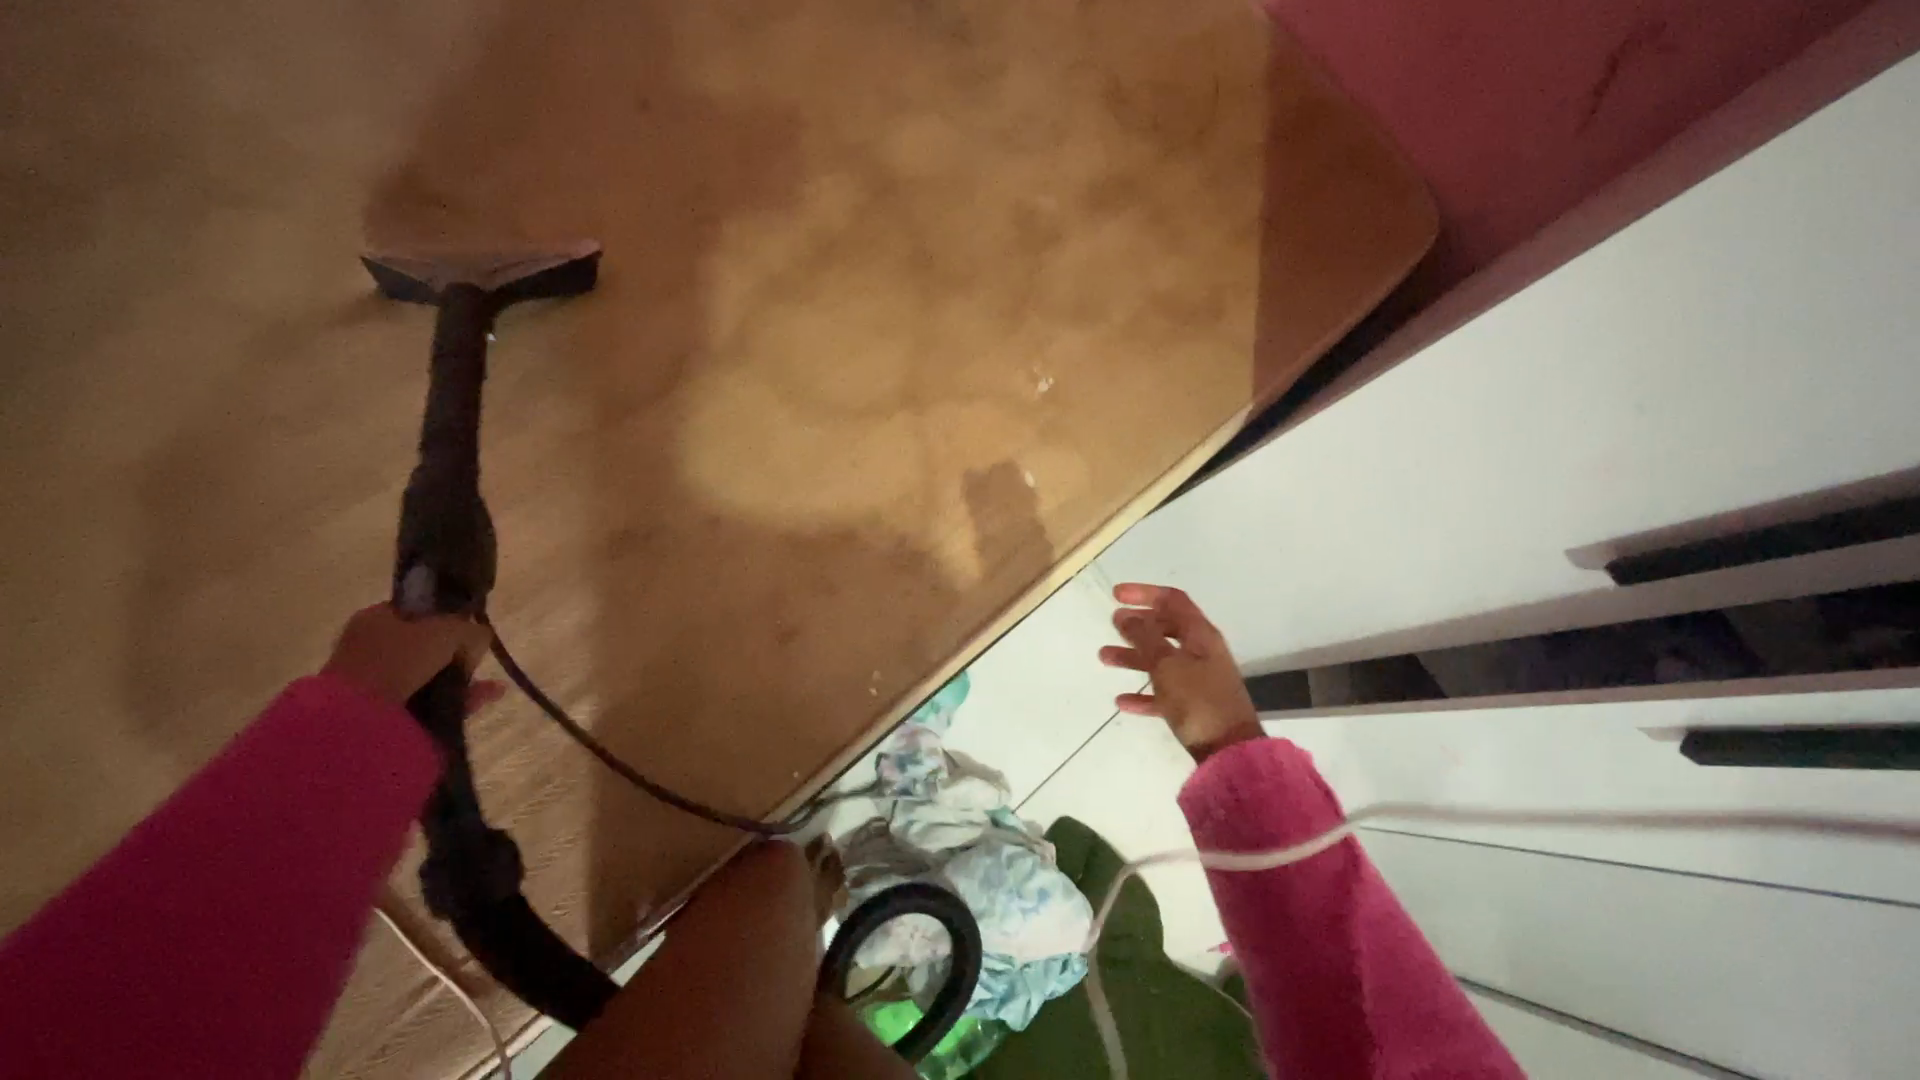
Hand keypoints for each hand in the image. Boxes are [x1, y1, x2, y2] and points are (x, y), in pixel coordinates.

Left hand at [321, 603, 503, 710]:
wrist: (360, 716)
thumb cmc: (399, 660)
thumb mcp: (446, 632)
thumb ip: (470, 630)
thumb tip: (480, 638)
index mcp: (376, 617)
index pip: (419, 610)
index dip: (447, 617)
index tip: (469, 628)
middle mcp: (373, 646)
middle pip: (428, 645)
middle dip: (457, 653)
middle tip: (474, 658)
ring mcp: (377, 681)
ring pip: (431, 675)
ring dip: (461, 678)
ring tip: (490, 685)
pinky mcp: (387, 711)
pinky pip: (432, 700)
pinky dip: (458, 699)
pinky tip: (487, 697)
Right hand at [1099, 583, 1261, 762]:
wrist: (1230, 752)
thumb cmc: (1199, 701)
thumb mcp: (1167, 664)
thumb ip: (1144, 638)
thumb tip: (1126, 616)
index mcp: (1200, 635)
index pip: (1172, 601)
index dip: (1144, 593)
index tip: (1116, 595)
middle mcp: (1201, 653)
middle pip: (1166, 629)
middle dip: (1137, 625)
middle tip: (1112, 624)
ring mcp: (1198, 680)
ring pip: (1161, 660)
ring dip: (1133, 657)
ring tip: (1104, 657)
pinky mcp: (1193, 708)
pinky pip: (1163, 693)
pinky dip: (1143, 693)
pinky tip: (1122, 701)